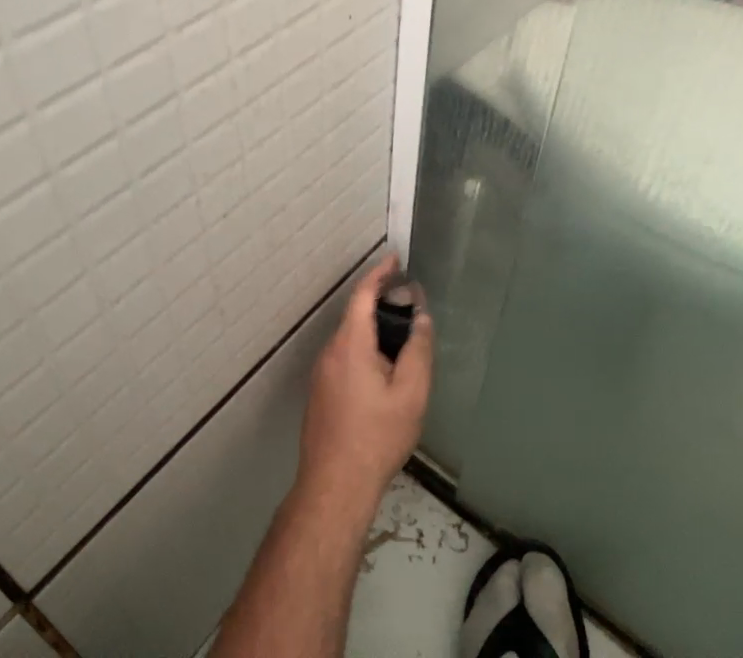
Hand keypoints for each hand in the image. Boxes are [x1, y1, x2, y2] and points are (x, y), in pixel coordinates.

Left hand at [296, 255, 433, 510]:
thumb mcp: (411, 393)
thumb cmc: (377, 436)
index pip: (362, 296)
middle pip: (356, 317)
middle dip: (382, 305)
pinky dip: (366, 352)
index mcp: (350, 346)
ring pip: (351, 341)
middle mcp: (330, 353)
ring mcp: (322, 375)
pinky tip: (385, 374)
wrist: (336, 484)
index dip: (379, 274)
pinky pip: (345, 359)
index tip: (395, 259)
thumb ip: (418, 350)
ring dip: (375, 332)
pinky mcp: (321, 394)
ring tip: (405, 342)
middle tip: (412, 307)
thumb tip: (421, 317)